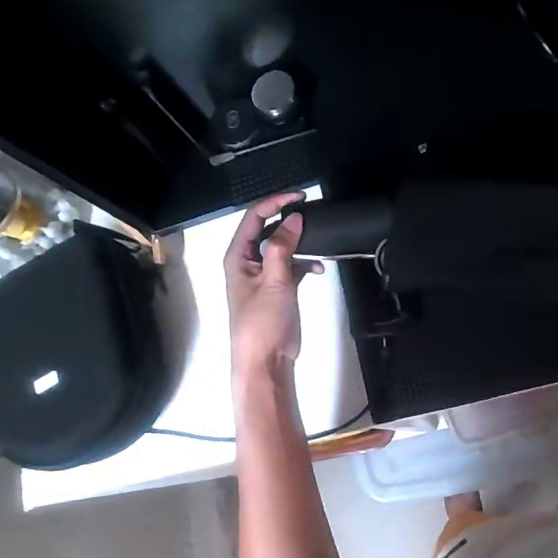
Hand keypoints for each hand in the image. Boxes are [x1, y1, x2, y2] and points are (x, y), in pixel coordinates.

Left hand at [226, 192, 322, 379]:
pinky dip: (304, 264)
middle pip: (267, 229)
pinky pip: (291, 266)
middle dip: (289, 221)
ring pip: (281, 248)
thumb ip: (283, 247)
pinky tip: (318, 269)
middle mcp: (247, 262)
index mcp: (238, 256)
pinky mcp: (277, 290)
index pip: (254, 218)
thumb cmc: (263, 321)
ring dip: (300, 244)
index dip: (275, 202)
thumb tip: (294, 218)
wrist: (266, 361)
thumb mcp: (275, 280)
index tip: (301, 196)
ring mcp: (262, 276)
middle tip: (313, 214)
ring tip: (319, 243)